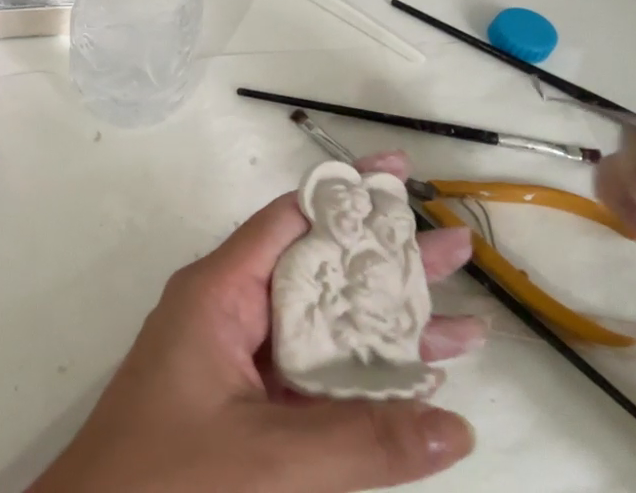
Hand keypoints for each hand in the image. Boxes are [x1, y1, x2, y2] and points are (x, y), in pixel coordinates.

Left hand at [29, 151, 481, 492]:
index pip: (288, 220)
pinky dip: (360, 376)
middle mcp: (228, 309)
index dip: (344, 194)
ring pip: (319, 325)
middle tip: (456, 249)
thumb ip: (363, 441)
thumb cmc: (169, 473)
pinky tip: (415, 383)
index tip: (397, 172)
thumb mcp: (270, 458)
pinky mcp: (242, 397)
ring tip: (466, 323)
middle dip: (384, 262)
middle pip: (315, 270)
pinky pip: (310, 372)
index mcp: (219, 292)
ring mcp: (235, 355)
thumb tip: (456, 427)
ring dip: (385, 326)